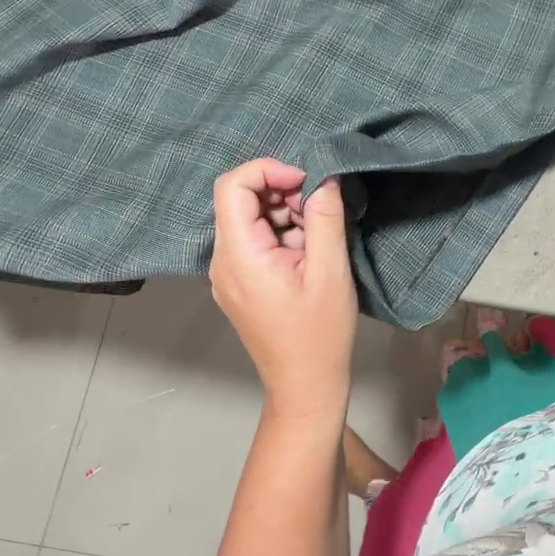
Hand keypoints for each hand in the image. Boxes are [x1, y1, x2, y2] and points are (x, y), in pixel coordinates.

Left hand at [209, 158, 357, 420]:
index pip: (233, 185)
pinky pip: (254, 239)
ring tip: (319, 234)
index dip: (268, 169)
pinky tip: (310, 250)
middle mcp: (223, 260)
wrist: (306, 386)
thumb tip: (326, 176)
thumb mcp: (330, 270)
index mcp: (239, 255)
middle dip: (283, 191)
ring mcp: (228, 273)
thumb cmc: (319, 332)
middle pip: (241, 199)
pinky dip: (282, 232)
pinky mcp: (240, 282)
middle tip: (320, 210)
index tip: (307, 181)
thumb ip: (325, 217)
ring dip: (286, 212)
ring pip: (250, 218)